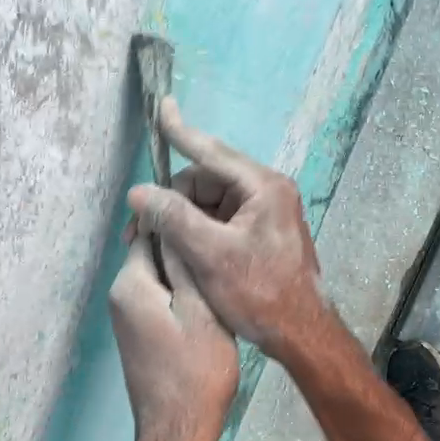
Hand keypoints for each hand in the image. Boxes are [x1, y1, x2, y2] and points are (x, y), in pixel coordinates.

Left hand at [109, 228, 238, 440]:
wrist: (179, 431)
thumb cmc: (197, 372)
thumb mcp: (202, 310)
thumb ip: (185, 265)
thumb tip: (174, 223)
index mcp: (131, 284)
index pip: (151, 231)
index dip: (184, 223)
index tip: (218, 228)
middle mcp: (121, 295)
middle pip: (154, 253)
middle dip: (187, 251)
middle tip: (226, 257)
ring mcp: (127, 317)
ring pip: (160, 277)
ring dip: (188, 276)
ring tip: (223, 281)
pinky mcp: (139, 334)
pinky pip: (160, 299)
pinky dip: (183, 297)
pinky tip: (210, 308)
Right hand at [127, 99, 326, 357]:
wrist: (301, 334)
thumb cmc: (260, 293)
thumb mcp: (210, 255)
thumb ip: (173, 218)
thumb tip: (138, 192)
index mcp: (263, 187)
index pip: (212, 152)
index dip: (181, 132)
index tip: (162, 106)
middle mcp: (267, 192)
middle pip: (206, 181)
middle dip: (171, 200)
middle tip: (140, 231)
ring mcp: (266, 214)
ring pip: (210, 203)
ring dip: (180, 220)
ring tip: (154, 246)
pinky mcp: (261, 234)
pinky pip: (220, 221)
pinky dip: (196, 232)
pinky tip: (177, 252)